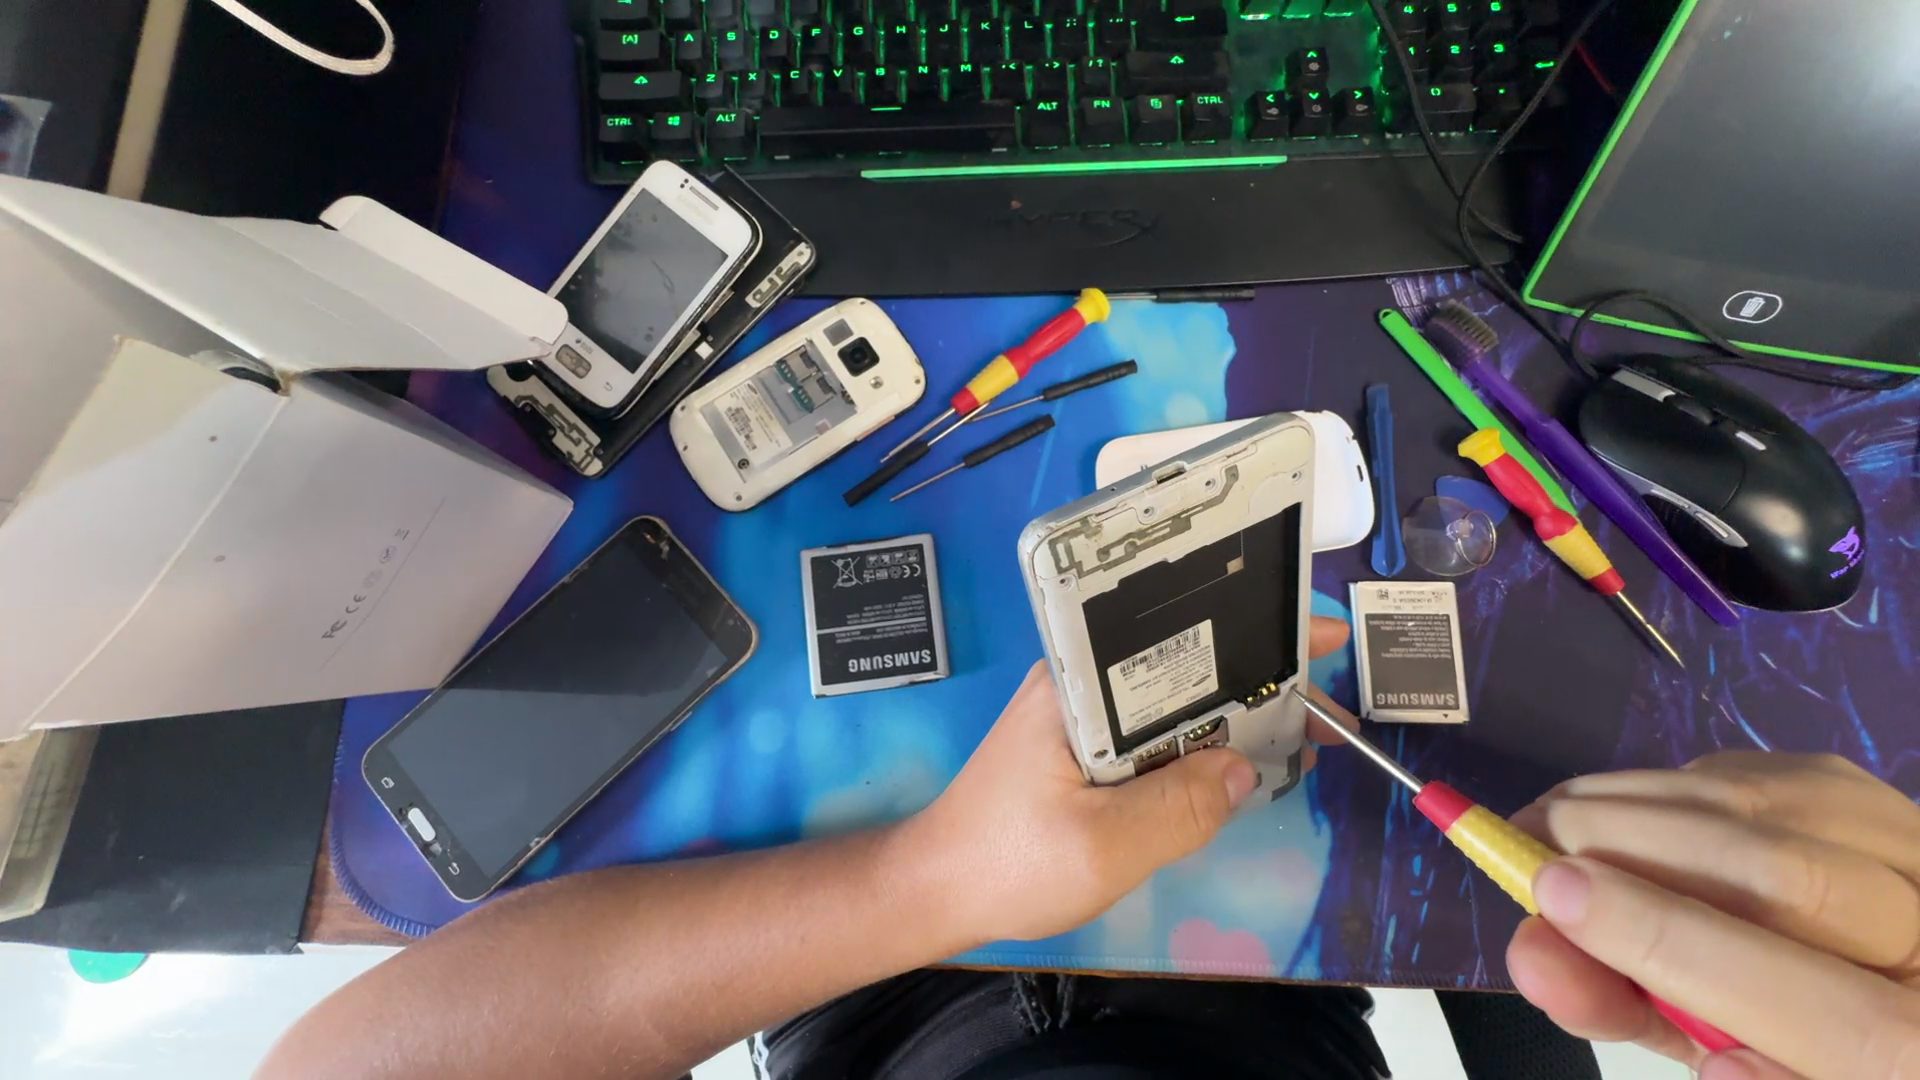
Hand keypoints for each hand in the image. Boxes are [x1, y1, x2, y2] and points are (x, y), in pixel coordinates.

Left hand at [900, 616, 1354, 947]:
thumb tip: (1247, 768)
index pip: (1175, 638)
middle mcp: (1080, 683)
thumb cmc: (1009, 861)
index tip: (1316, 634)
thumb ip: (1179, 807)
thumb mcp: (1103, 845)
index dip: (1252, 635)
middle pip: (1182, 666)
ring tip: (1309, 732)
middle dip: (1259, 679)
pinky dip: (1201, 744)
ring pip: (1172, 702)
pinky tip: (1243, 760)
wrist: (939, 887)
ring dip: (1236, 715)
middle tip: (1332, 704)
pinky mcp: (1082, 746)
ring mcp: (1080, 714)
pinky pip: (1153, 734)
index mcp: (1078, 682)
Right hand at [1505, 752, 1919, 1079]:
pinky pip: (1744, 772)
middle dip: (1624, 846)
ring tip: (1546, 826)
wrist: (1852, 968)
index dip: (1682, 948)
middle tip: (1525, 847)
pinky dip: (1654, 788)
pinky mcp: (1867, 793)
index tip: (1549, 892)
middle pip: (1795, 879)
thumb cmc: (1773, 1037)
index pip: (1856, 1028)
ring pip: (1756, 803)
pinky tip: (1619, 816)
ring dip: (1619, 805)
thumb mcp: (1705, 1051)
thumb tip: (1533, 955)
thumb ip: (1627, 1013)